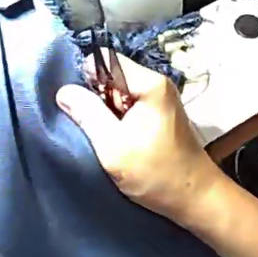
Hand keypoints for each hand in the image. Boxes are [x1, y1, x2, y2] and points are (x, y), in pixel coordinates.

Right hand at [57, 56, 230, 226]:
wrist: (194, 196)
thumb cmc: (156, 173)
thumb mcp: (113, 146)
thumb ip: (87, 114)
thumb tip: (63, 90)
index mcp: (150, 83)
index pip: (106, 59)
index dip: (85, 78)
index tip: (77, 105)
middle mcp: (157, 83)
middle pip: (112, 75)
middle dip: (95, 96)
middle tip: (90, 126)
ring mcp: (159, 98)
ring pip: (118, 92)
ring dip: (105, 111)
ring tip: (102, 136)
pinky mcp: (158, 113)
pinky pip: (128, 105)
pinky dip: (116, 119)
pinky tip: (114, 139)